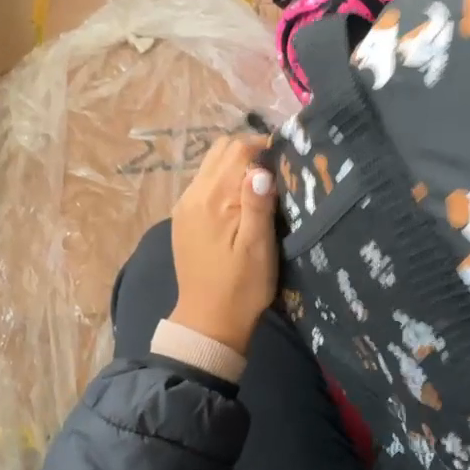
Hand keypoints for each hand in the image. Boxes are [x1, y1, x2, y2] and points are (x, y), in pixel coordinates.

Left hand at [168, 134, 278, 354]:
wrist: (208, 323)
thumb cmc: (240, 287)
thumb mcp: (258, 248)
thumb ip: (258, 204)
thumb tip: (261, 169)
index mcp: (212, 198)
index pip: (237, 150)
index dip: (263, 146)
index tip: (285, 158)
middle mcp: (193, 193)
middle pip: (221, 149)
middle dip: (249, 150)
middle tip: (275, 168)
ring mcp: (185, 204)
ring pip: (211, 163)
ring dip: (236, 163)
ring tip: (261, 183)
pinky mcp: (184, 216)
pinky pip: (204, 180)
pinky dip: (223, 177)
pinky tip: (241, 198)